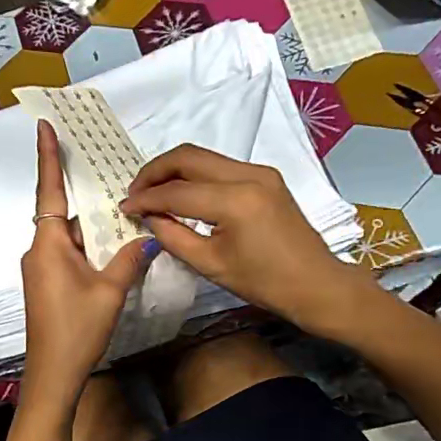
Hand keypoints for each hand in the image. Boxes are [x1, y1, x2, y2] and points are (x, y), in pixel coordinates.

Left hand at [20, 122, 152, 405]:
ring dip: (92, 227)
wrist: (54, 374)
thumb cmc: (78, 330)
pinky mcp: (47, 284)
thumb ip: (128, 258)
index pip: (49, 192)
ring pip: (69, 236)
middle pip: (63, 214)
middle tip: (107, 168)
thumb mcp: (110, 291)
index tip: (43, 127)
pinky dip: (88, 246)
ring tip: (123, 208)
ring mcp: (41, 269)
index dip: (48, 158)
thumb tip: (146, 235)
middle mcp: (39, 251)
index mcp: (48, 245)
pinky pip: (68, 253)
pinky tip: (112, 245)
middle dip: (86, 195)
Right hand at [120, 144, 381, 334]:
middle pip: (188, 156)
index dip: (146, 198)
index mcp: (236, 201)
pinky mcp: (265, 177)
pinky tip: (181, 193)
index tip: (124, 207)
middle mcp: (249, 175)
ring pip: (203, 157)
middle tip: (134, 191)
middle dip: (155, 171)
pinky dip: (194, 175)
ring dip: (173, 170)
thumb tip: (149, 216)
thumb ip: (173, 236)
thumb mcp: (210, 264)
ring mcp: (260, 172)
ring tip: (153, 192)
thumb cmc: (263, 283)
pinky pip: (219, 167)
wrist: (316, 284)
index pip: (177, 192)